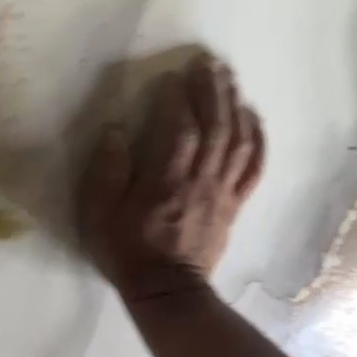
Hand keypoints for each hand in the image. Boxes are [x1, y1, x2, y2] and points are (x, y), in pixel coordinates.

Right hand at [77, 54, 266, 304]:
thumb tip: (116, 132)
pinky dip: (256, 140)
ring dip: (234, 106)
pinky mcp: (234, 204)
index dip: (179, 100)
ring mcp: (222, 192)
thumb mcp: (100, 216)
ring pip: (236, 141)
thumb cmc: (128, 252)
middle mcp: (201, 181)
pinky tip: (253, 118)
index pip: (180, 130)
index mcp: (167, 181)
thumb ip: (107, 172)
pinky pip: (252, 168)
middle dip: (213, 91)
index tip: (173, 76)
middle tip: (208, 62)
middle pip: (215, 127)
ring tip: (229, 79)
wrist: (167, 294)